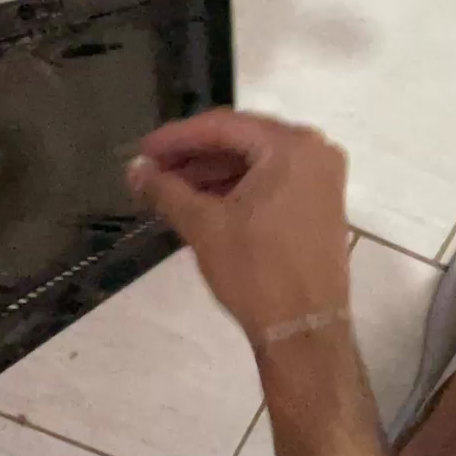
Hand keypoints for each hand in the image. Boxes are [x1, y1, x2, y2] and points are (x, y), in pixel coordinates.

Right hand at [129, 109, 350, 343]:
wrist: (303, 329)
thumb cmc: (255, 272)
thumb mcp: (203, 226)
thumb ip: (166, 191)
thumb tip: (134, 170)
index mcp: (291, 145)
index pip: (222, 126)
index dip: (176, 138)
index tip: (142, 151)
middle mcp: (314, 151)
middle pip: (240, 142)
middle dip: (192, 157)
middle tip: (152, 170)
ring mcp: (322, 179)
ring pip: (255, 164)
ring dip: (211, 175)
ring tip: (169, 191)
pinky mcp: (319, 205)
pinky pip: (270, 184)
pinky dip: (235, 190)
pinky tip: (202, 204)